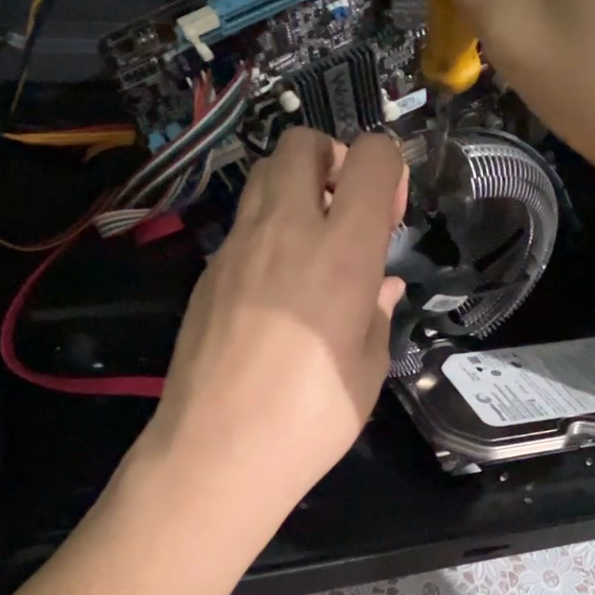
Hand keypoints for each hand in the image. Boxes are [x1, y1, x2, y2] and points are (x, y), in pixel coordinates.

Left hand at [143, 128, 408, 516]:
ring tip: (310, 244)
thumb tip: (381, 285)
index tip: (388, 215)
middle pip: (302, 144)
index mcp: (341, 249)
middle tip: (344, 213)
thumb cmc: (311, 417)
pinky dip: (265, 232)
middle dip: (331, 158)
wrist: (219, 450)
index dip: (387, 168)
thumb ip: (375, 311)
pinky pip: (241, 226)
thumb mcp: (367, 367)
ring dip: (293, 188)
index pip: (369, 156)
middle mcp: (285, 230)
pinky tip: (274, 287)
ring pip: (262, 176)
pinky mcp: (207, 272)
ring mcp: (236, 247)